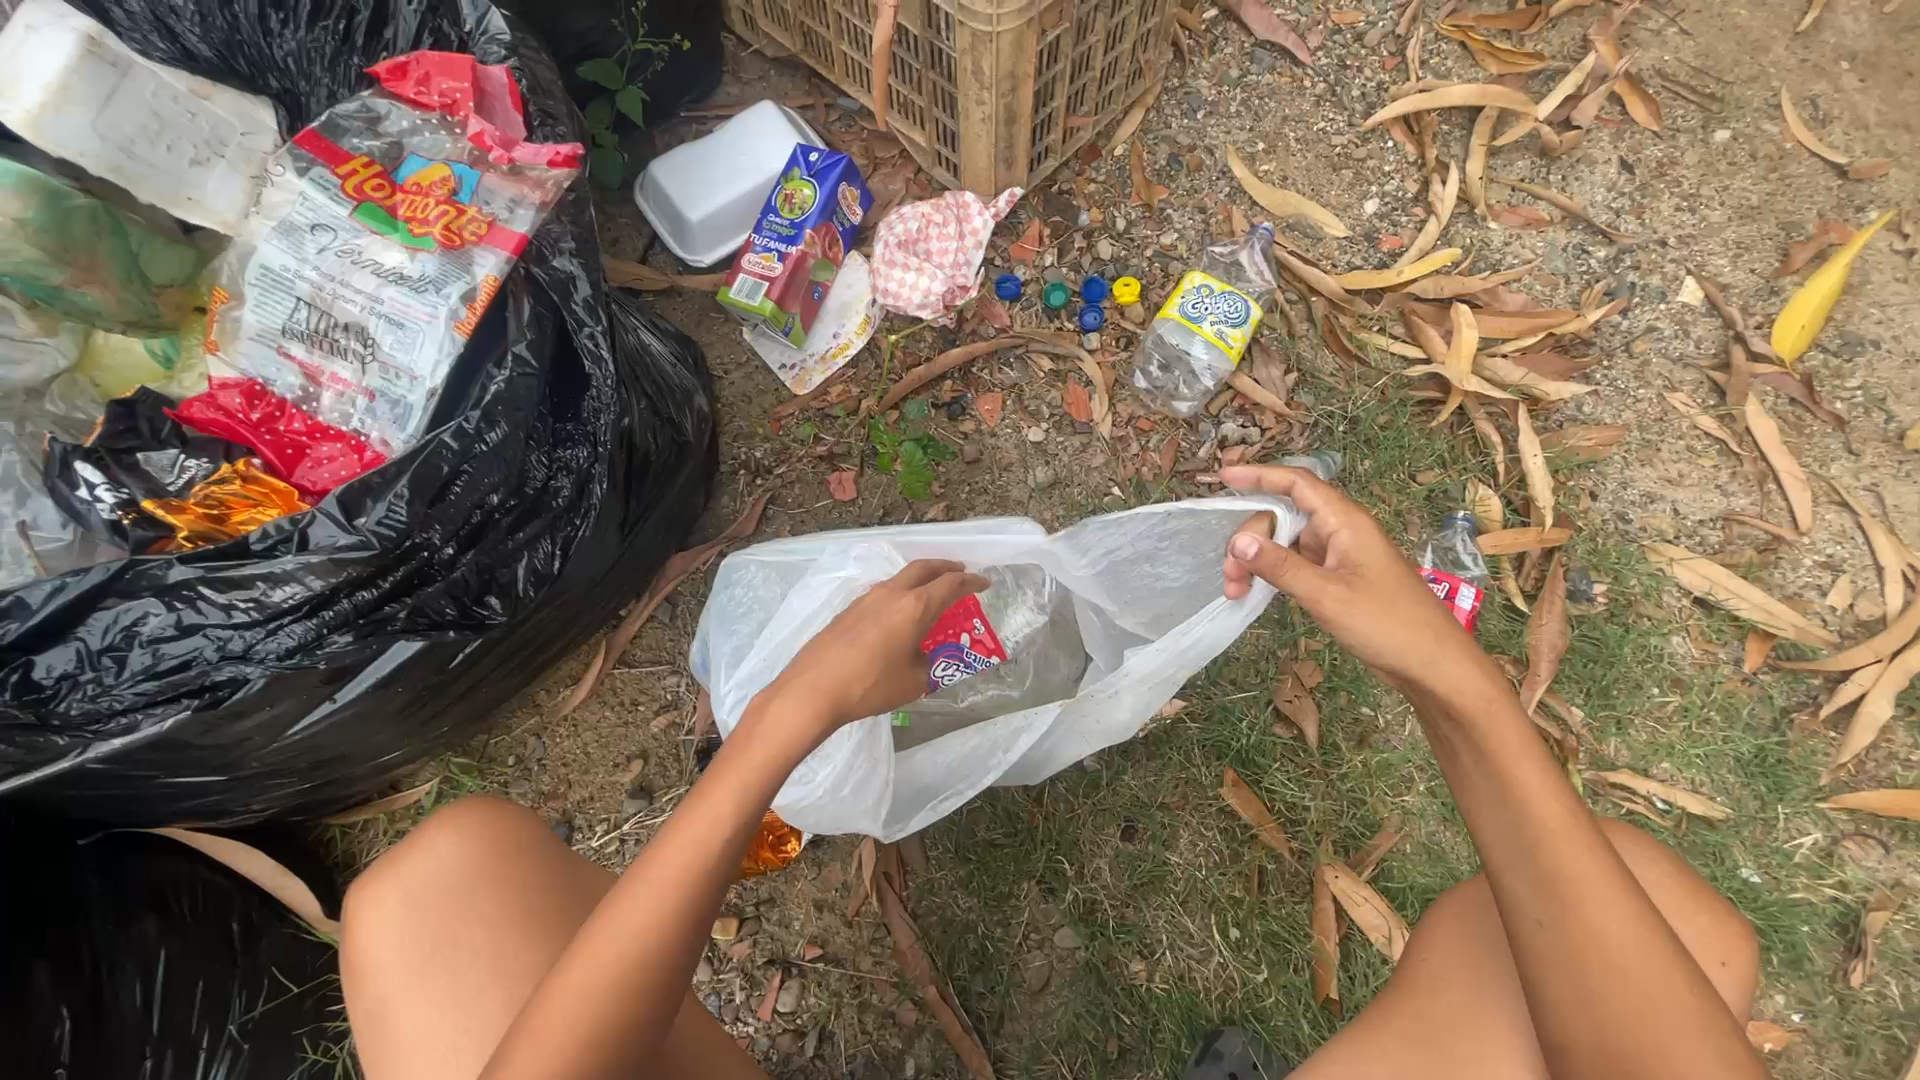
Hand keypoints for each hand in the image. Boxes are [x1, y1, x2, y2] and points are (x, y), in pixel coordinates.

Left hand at [758, 559, 988, 739]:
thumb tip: (926, 656)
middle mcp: (892, 594)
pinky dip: (901, 593)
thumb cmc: (871, 685)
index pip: (951, 585)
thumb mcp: (914, 681)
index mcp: (915, 607)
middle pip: (923, 568)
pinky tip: (899, 613)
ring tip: (931, 591)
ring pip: (900, 577)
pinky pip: (884, 592)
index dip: (971, 583)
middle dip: (945, 568)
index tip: (984, 583)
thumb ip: (929, 663)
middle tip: (960, 573)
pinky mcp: (849, 610)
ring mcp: (866, 599)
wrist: (814, 689)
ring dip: (921, 578)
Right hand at [1220, 464, 1480, 690]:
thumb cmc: (1385, 623)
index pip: (1297, 483)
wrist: (1431, 663)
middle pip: (1282, 516)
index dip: (1260, 475)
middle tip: (1230, 574)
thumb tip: (1236, 542)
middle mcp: (1340, 530)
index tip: (1224, 478)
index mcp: (1344, 522)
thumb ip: (1279, 566)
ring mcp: (1338, 554)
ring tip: (1236, 590)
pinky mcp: (1336, 577)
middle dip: (1249, 539)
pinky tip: (1253, 593)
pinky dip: (1271, 574)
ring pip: (1284, 542)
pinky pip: (1294, 563)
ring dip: (1256, 560)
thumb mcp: (1325, 595)